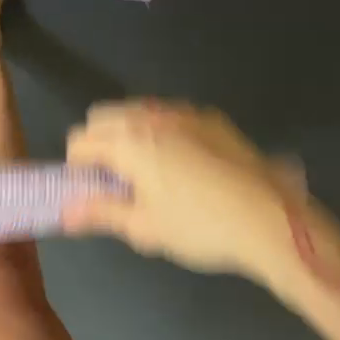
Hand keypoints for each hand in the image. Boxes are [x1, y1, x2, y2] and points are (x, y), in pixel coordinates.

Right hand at [65, 100, 301, 280]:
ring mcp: (182, 112)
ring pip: (135, 111)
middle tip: (118, 181)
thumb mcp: (146, 228)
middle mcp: (148, 116)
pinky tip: (184, 165)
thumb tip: (64, 213)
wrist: (274, 221)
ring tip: (150, 173)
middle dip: (99, 143)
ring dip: (128, 134)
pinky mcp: (210, 118)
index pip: (80, 141)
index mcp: (127, 141)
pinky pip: (168, 114)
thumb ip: (100, 213)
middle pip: (101, 117)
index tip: (96, 193)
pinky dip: (161, 131)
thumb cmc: (202, 227)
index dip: (78, 169)